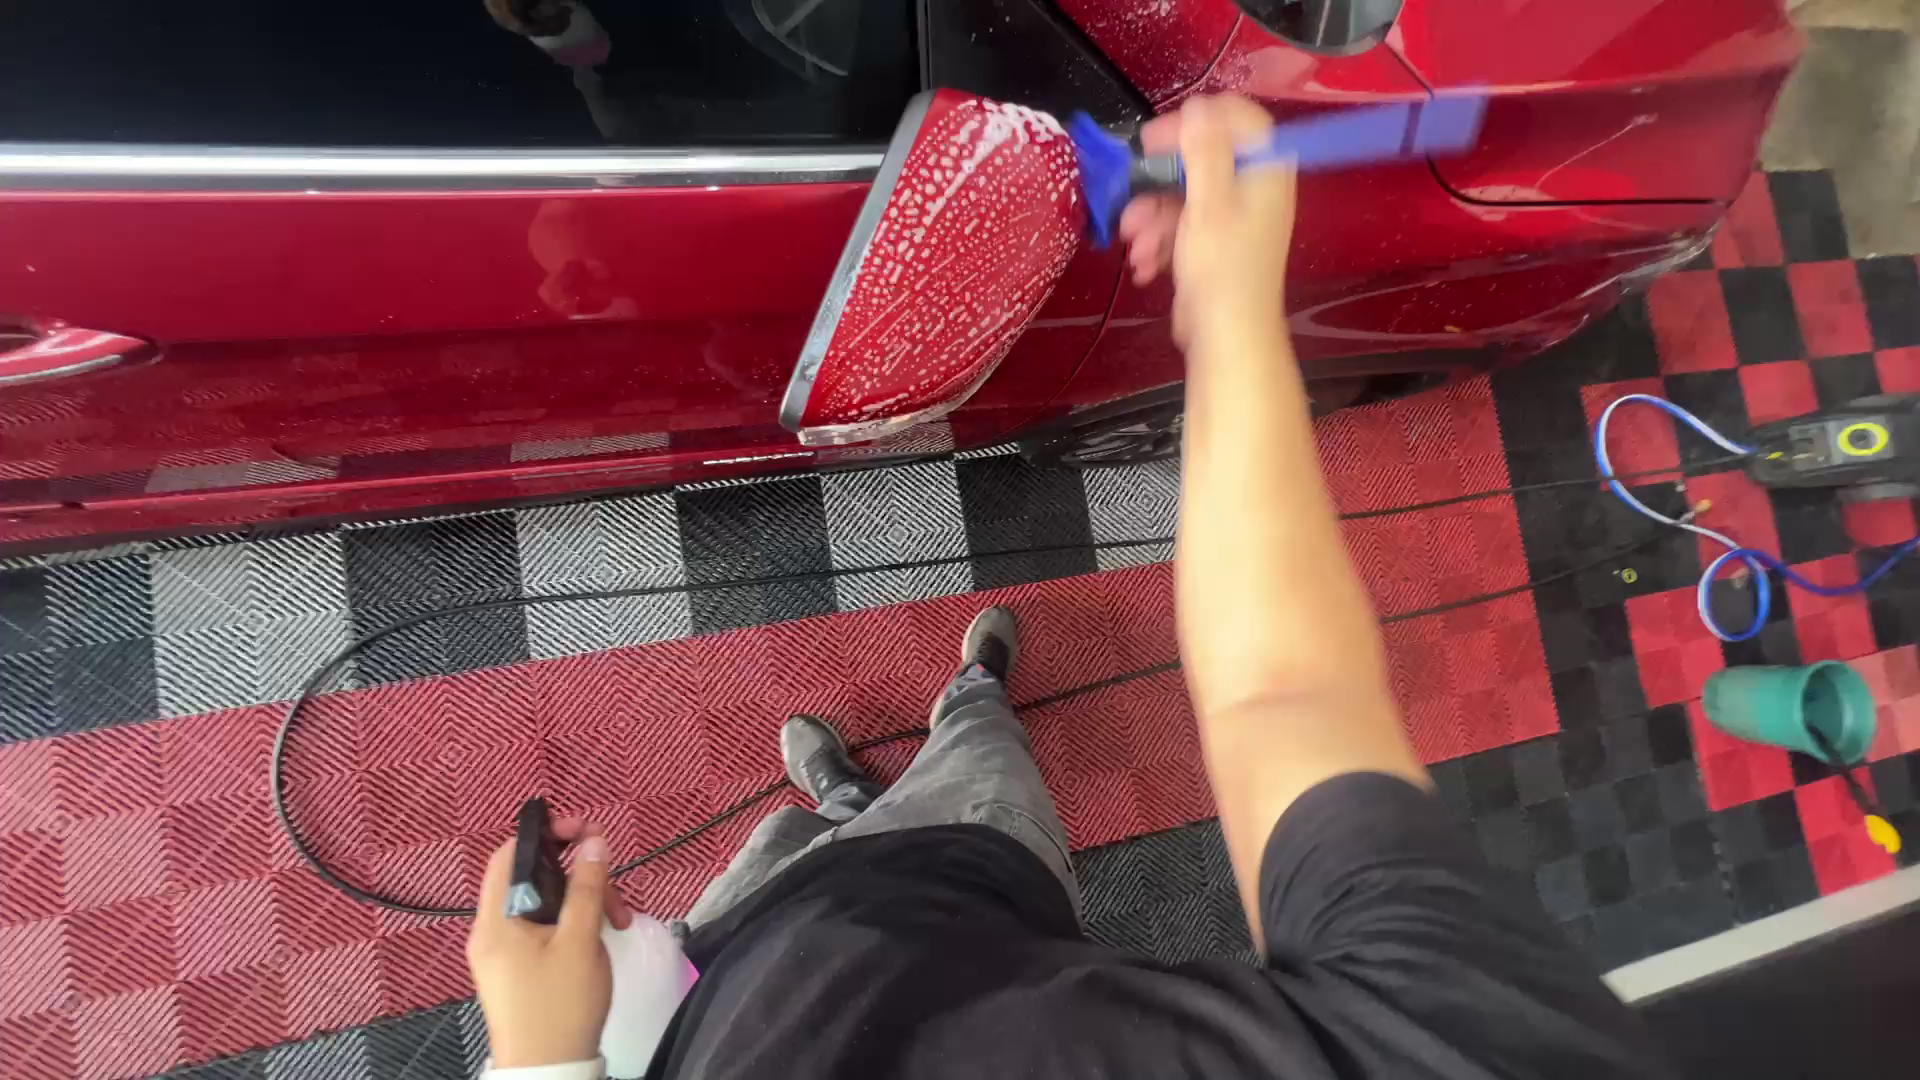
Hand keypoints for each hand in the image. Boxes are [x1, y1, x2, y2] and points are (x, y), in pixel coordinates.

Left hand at [468, 817, 633, 1068]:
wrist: (549, 1071)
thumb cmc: (560, 1004)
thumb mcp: (581, 940)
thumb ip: (587, 886)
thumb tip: (594, 839)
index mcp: (496, 922)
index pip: (508, 855)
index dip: (545, 833)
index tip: (585, 832)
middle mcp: (493, 930)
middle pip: (534, 875)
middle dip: (579, 872)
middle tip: (613, 885)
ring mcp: (506, 949)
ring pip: (547, 899)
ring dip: (586, 897)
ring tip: (619, 916)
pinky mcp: (520, 963)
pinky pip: (548, 922)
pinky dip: (577, 918)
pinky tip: (605, 930)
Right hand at [1116, 96, 1297, 350]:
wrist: (1225, 336)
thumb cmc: (1222, 269)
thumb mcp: (1209, 203)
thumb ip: (1204, 151)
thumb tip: (1197, 108)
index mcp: (1263, 171)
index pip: (1236, 120)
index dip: (1193, 123)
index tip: (1154, 140)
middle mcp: (1250, 192)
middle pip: (1199, 165)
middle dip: (1158, 184)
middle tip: (1129, 194)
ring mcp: (1230, 223)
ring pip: (1182, 201)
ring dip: (1151, 220)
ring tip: (1135, 247)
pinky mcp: (1210, 251)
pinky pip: (1179, 232)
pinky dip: (1159, 244)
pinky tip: (1146, 266)